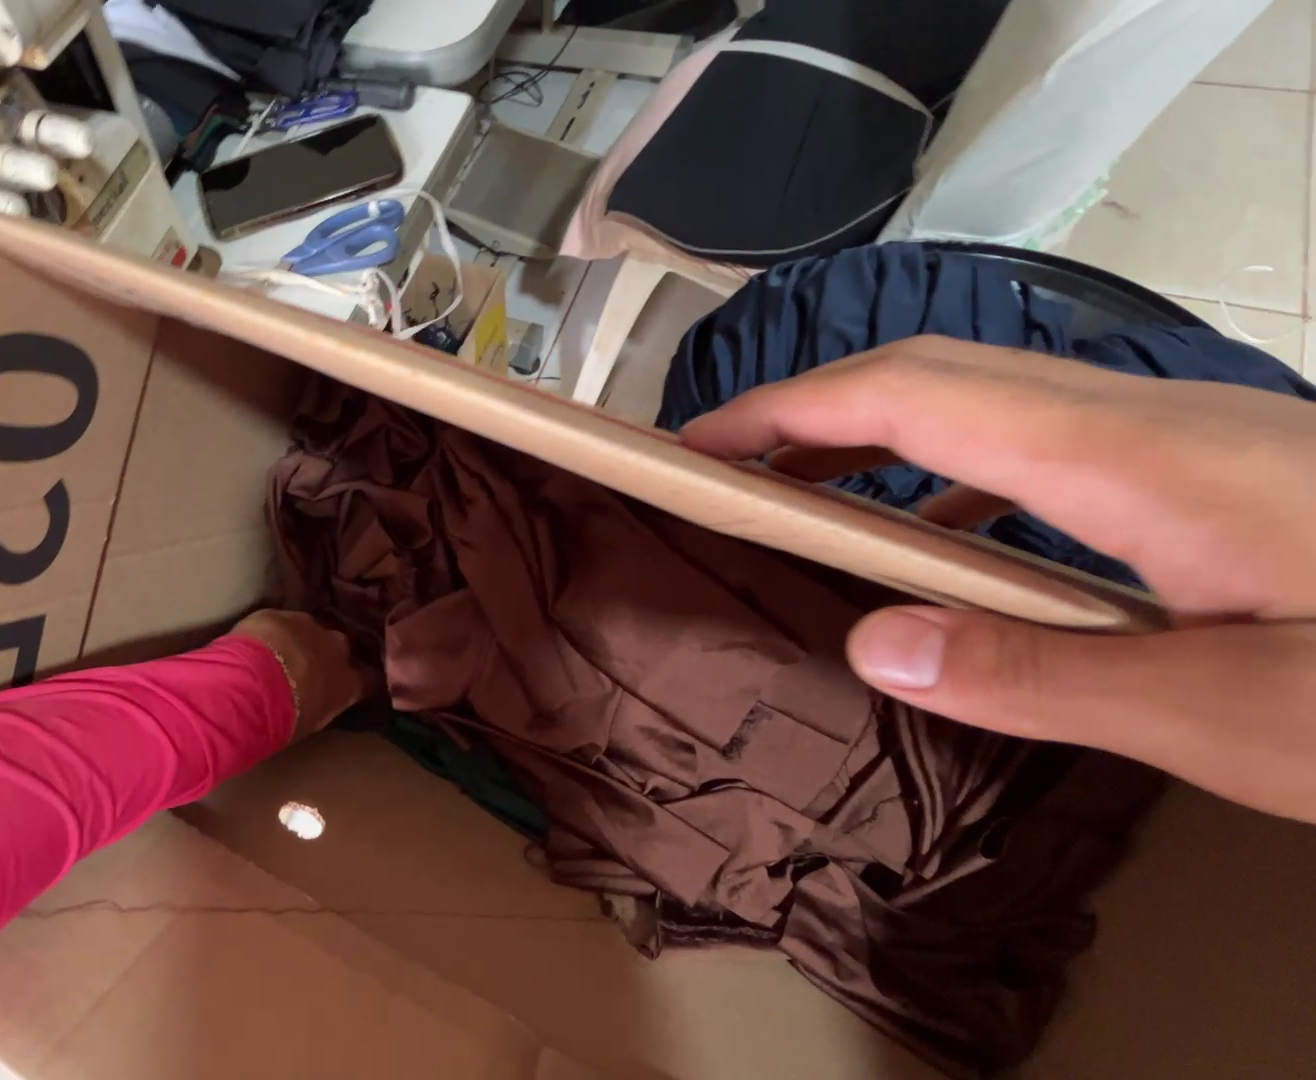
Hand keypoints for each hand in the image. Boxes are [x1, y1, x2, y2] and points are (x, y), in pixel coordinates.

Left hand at [230, 610, 365, 741]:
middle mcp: (335, 647)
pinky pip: (278, 623)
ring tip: (278, 654)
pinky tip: (255, 644)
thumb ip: (324, 704)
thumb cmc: (286, 717)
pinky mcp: (278, 615)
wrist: (252, 685)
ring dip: (298, 640)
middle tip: (307, 668)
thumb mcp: (313, 721)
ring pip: (308, 630)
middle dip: (325, 654)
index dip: (357, 680)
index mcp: (347, 681)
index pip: (366, 679)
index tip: (348, 685)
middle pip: (338, 647)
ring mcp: (307, 626)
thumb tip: (322, 699)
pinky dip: (270, 632)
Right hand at [678, 336, 1315, 822]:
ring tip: (790, 499)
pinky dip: (935, 479)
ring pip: (971, 406)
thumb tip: (869, 646)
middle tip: (719, 467)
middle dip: (803, 410)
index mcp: (1124, 457)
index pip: (904, 394)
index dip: (783, 408)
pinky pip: (1021, 450)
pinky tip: (923, 542)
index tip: (695, 444)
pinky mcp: (1197, 472)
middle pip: (926, 378)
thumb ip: (1043, 679)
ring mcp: (1170, 440)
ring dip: (862, 440)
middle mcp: (1134, 422)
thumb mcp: (1248, 718)